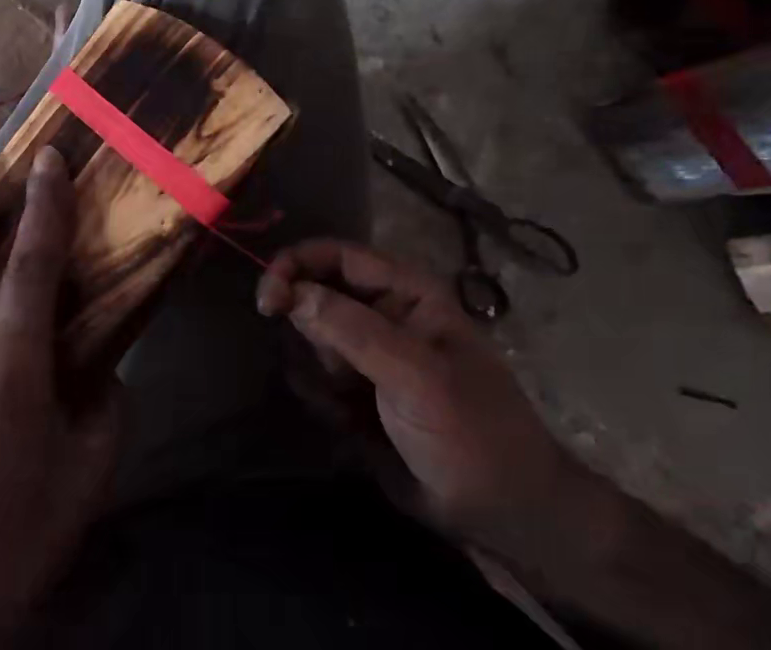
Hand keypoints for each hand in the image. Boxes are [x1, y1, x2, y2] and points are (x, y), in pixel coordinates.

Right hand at [256, 240, 594, 552]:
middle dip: (304, 326)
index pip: (335, 255)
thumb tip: (292, 293)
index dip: (295, 265)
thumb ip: (354, 330)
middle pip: (312, 290)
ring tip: (343, 402)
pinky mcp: (352, 387)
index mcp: (407, 292)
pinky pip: (309, 372)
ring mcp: (365, 351)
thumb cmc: (474, 434)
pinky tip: (344, 419)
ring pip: (305, 334)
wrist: (502, 515)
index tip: (267, 300)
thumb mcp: (419, 377)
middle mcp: (381, 312)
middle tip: (323, 367)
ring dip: (311, 367)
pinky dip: (315, 393)